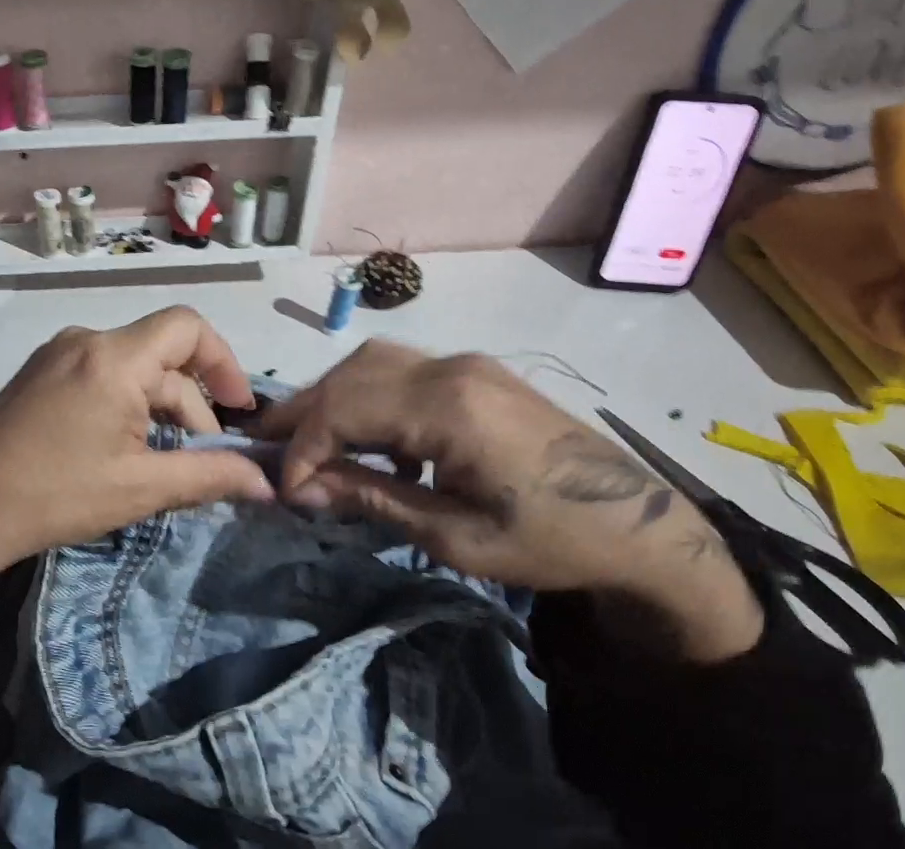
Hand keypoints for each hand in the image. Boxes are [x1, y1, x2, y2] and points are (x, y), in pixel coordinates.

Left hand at [0, 307, 273, 579]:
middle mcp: (84, 340)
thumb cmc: (56, 497)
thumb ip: (210, 476)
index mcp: (112, 358)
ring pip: (131, 367)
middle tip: (200, 460)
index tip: (236, 410)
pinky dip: (126, 403)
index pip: (188, 327)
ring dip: (159, 408)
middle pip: (161, 355)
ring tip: (160, 461)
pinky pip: (100, 374)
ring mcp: (56, 353)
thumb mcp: (141, 488)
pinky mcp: (39, 372)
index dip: (223, 363)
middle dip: (191, 405)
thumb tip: (268, 482)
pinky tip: (122, 447)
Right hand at [257, 341, 763, 662]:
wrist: (638, 524)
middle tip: (265, 447)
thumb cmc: (547, 541)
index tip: (285, 490)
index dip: (303, 448)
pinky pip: (401, 371)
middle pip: (350, 375)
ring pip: (371, 363)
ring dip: (331, 399)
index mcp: (447, 407)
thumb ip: (370, 498)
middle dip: (303, 414)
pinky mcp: (476, 372)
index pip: (343, 410)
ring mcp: (466, 363)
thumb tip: (299, 488)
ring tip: (304, 439)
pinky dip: (366, 396)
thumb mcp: (452, 536)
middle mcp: (450, 368)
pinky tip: (365, 436)